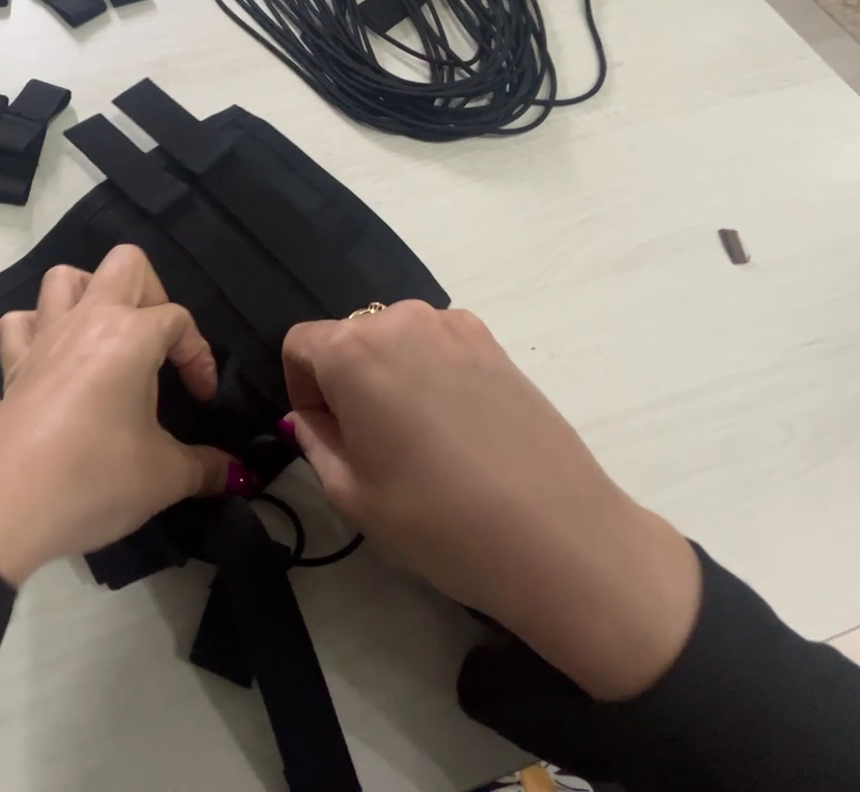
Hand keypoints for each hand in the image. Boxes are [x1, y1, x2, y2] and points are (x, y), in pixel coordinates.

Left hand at [0, 245, 239, 586]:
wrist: (5, 507)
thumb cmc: (94, 478)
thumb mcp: (163, 477)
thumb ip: (206, 468)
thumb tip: (236, 474)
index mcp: (130, 335)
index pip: (178, 319)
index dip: (200, 356)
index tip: (203, 399)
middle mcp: (86, 320)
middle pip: (124, 264)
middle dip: (153, 293)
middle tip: (160, 344)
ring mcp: (43, 337)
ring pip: (65, 278)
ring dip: (92, 295)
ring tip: (109, 336)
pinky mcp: (11, 364)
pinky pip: (21, 323)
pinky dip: (38, 327)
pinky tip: (55, 356)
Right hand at [282, 301, 699, 700]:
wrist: (560, 537)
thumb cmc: (438, 520)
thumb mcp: (352, 493)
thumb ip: (315, 441)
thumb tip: (311, 417)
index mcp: (355, 351)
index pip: (299, 345)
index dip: (300, 388)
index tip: (325, 433)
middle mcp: (401, 321)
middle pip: (347, 338)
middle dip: (343, 381)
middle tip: (368, 442)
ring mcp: (455, 327)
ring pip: (394, 340)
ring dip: (387, 375)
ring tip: (417, 437)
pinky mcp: (495, 344)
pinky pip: (436, 346)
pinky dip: (428, 372)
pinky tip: (454, 427)